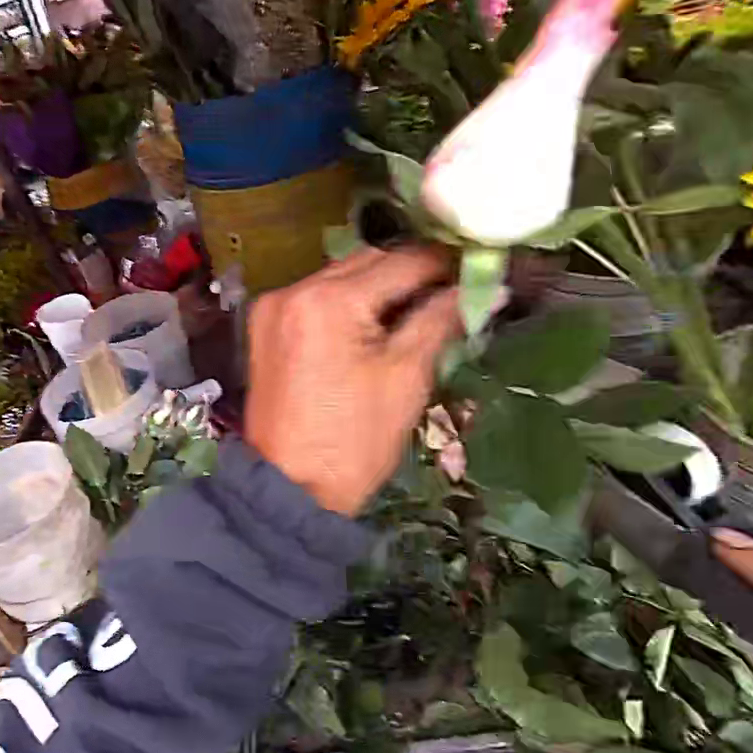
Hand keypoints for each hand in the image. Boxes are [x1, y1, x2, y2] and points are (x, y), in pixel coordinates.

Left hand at [245, 246, 461, 514]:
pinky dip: (348, 303)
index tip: (476, 271)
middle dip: (410, 274)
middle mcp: (293, 289)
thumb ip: (442, 321)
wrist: (290, 490)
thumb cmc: (354, 442)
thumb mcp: (406, 378)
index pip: (401, 262)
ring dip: (379, 287)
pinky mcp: (265, 327)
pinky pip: (317, 298)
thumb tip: (486, 289)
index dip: (444, 265)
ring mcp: (273, 307)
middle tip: (449, 293)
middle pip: (368, 262)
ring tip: (416, 311)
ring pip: (341, 277)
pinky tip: (374, 324)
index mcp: (328, 300)